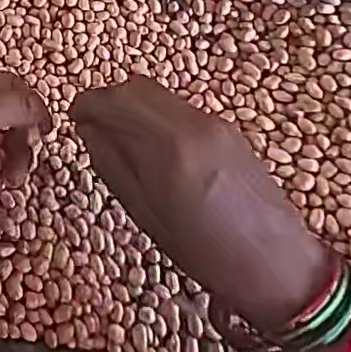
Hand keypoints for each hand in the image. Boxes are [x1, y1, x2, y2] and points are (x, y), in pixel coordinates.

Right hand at [70, 77, 332, 329]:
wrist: (277, 264)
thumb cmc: (203, 249)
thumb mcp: (143, 211)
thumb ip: (110, 162)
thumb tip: (88, 130)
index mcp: (168, 147)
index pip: (114, 100)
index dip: (87, 104)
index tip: (73, 118)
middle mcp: (192, 123)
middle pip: (134, 87)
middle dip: (106, 99)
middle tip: (91, 124)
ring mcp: (214, 122)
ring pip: (157, 93)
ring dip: (130, 104)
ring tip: (119, 134)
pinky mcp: (227, 129)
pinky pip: (177, 106)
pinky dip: (153, 112)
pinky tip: (151, 143)